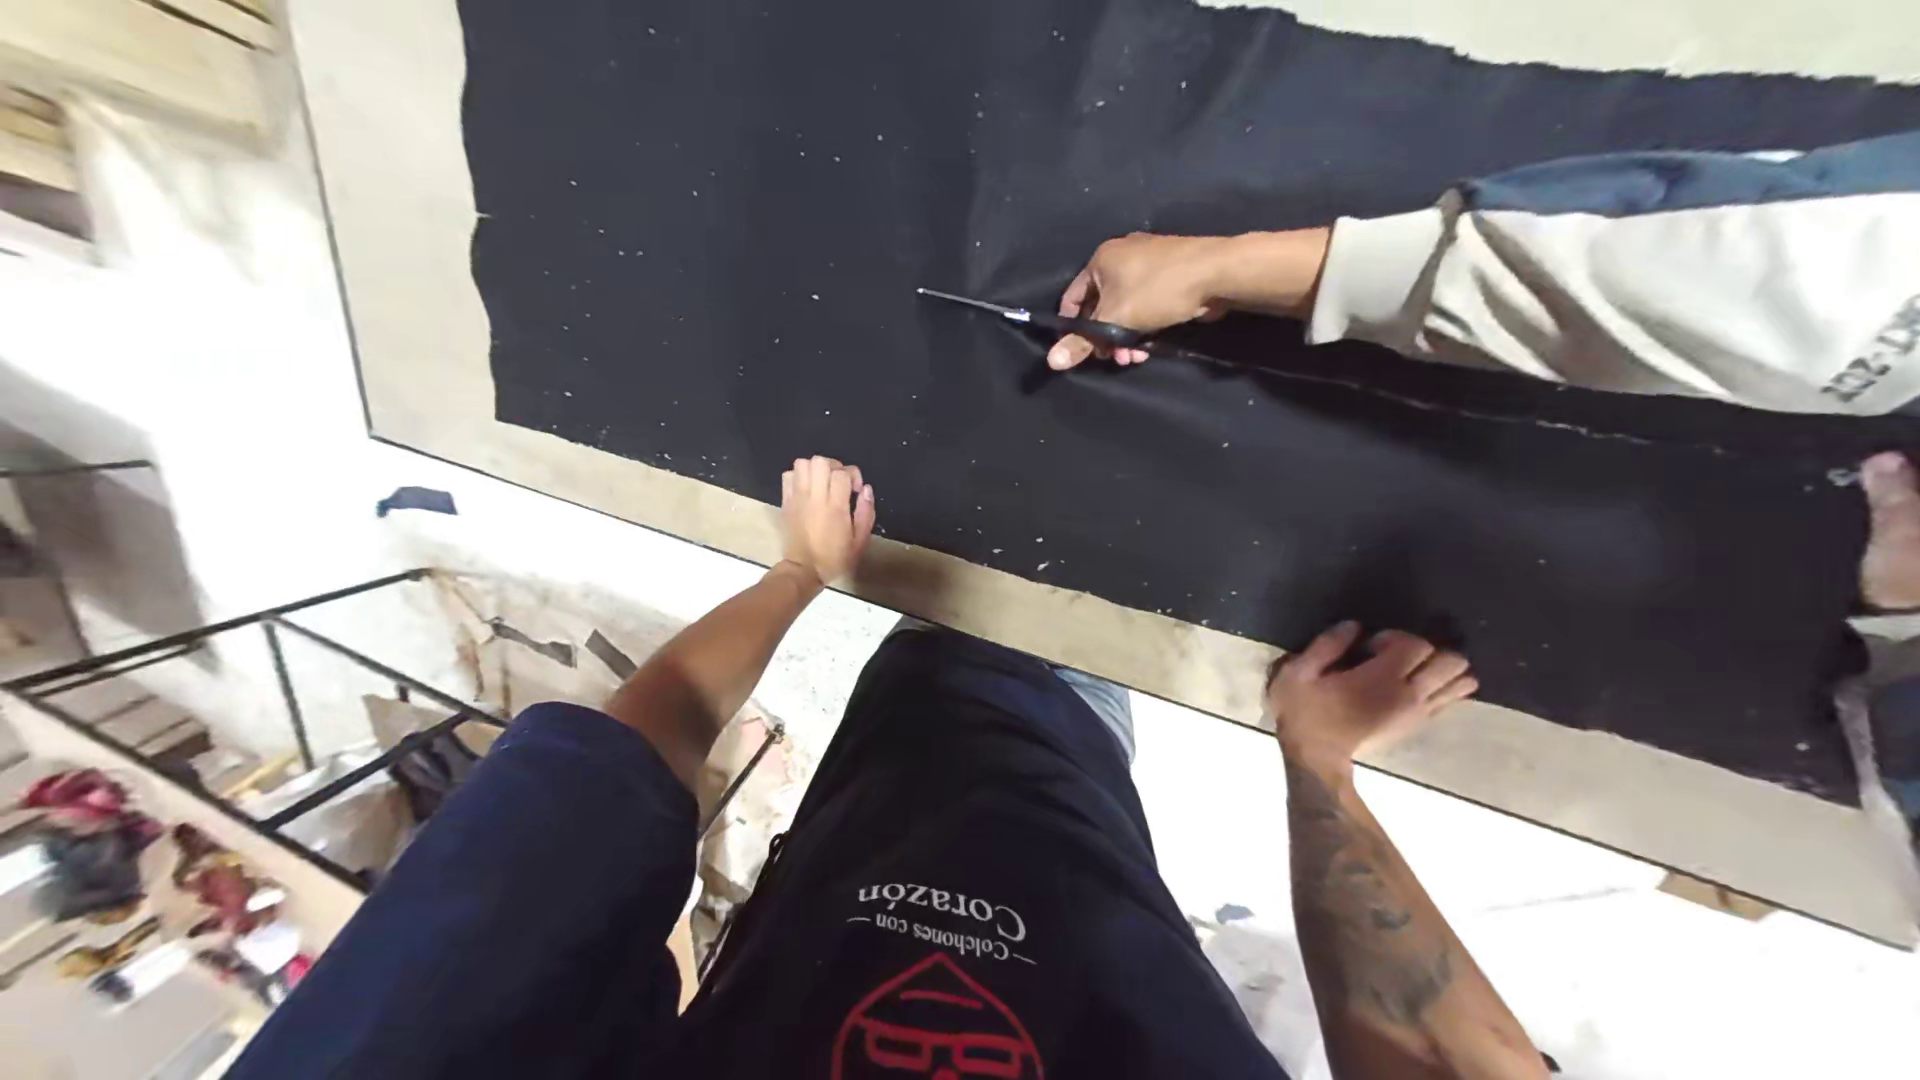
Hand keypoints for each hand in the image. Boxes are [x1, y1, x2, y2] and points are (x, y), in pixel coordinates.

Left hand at [779, 455, 875, 586]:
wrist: (803, 569)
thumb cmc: (835, 558)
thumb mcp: (860, 541)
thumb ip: (866, 513)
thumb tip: (866, 489)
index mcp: (835, 507)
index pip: (842, 473)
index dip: (852, 475)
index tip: (856, 490)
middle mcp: (814, 497)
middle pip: (821, 462)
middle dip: (834, 467)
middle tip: (839, 482)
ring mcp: (797, 498)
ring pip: (803, 464)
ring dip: (815, 468)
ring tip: (822, 482)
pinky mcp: (786, 501)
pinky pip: (789, 475)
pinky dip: (799, 476)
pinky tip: (808, 488)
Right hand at [1048, 233, 1234, 369]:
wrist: (1217, 273)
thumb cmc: (1157, 291)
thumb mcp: (1114, 321)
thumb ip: (1082, 342)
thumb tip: (1051, 362)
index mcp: (1101, 258)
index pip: (1071, 298)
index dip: (1072, 328)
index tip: (1083, 351)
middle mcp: (1121, 255)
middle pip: (1098, 306)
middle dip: (1104, 338)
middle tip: (1113, 359)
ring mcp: (1146, 264)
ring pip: (1123, 310)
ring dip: (1124, 339)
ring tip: (1133, 358)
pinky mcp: (1168, 275)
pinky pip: (1143, 305)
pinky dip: (1141, 327)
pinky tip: (1149, 347)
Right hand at [1266, 621, 1476, 772]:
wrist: (1316, 758)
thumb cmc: (1304, 713)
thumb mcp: (1298, 672)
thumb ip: (1326, 645)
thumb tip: (1353, 627)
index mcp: (1381, 679)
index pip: (1419, 646)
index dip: (1397, 636)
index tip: (1369, 645)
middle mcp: (1411, 695)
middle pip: (1453, 662)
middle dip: (1428, 650)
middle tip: (1394, 655)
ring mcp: (1420, 712)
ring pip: (1462, 683)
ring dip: (1441, 669)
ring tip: (1408, 670)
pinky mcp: (1419, 724)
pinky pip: (1452, 700)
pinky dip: (1441, 687)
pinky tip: (1408, 687)